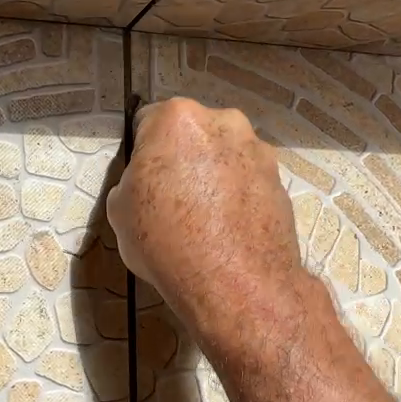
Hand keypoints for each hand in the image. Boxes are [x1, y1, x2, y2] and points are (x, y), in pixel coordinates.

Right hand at [105, 97, 306, 335]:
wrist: (235, 283)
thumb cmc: (166, 239)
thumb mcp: (119, 209)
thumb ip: (133, 181)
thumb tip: (147, 183)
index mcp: (176, 118)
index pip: (147, 122)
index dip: (141, 151)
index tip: (141, 178)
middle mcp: (223, 122)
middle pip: (191, 134)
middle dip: (181, 157)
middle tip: (170, 197)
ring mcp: (259, 150)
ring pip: (223, 156)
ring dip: (212, 175)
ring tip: (203, 219)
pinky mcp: (281, 181)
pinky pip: (247, 182)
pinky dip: (236, 197)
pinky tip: (226, 229)